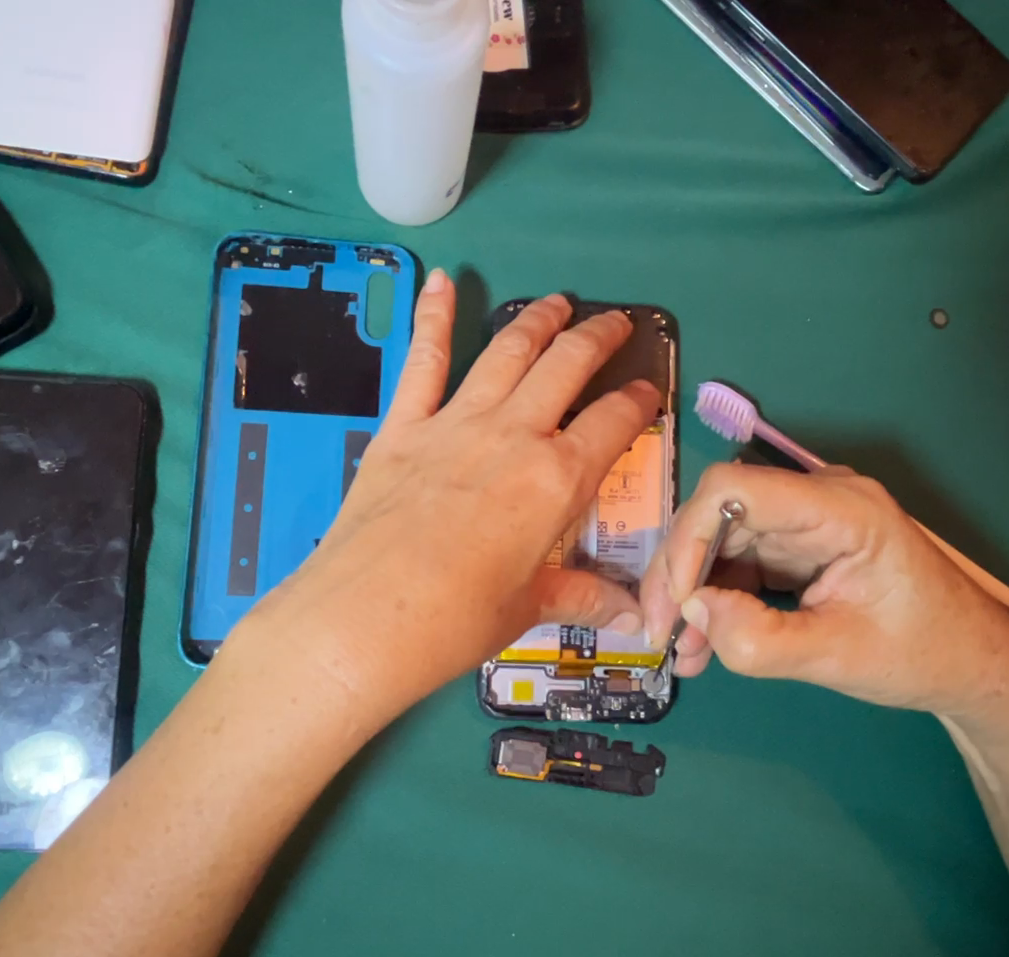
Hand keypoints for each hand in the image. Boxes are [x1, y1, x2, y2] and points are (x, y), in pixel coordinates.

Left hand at [234, 271, 660, 721]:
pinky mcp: (402, 427)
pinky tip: (442, 282)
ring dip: (538, 321)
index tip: (647, 392)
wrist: (362, 619)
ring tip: (558, 304)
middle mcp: (513, 436)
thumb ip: (579, 597)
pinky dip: (433, 318)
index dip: (638, 403)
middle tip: (613, 324)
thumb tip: (632, 618)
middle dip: (597, 339)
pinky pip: (423, 361)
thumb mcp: (526, 609)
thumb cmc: (455, 622)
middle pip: (566, 368)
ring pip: (507, 353)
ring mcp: (454, 424)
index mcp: (557, 481)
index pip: (614, 424)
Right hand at [640, 463, 1008, 716]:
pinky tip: (702, 646)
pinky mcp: (793, 549)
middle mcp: (813, 502)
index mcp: (839, 509)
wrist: (970, 669)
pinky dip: (712, 603)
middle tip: (660, 635)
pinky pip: (734, 566)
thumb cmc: (922, 655)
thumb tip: (692, 611)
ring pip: (715, 543)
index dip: (689, 536)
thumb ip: (760, 640)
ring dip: (690, 596)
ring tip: (682, 654)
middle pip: (714, 516)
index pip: (733, 489)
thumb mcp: (838, 659)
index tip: (678, 601)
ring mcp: (801, 524)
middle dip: (678, 575)